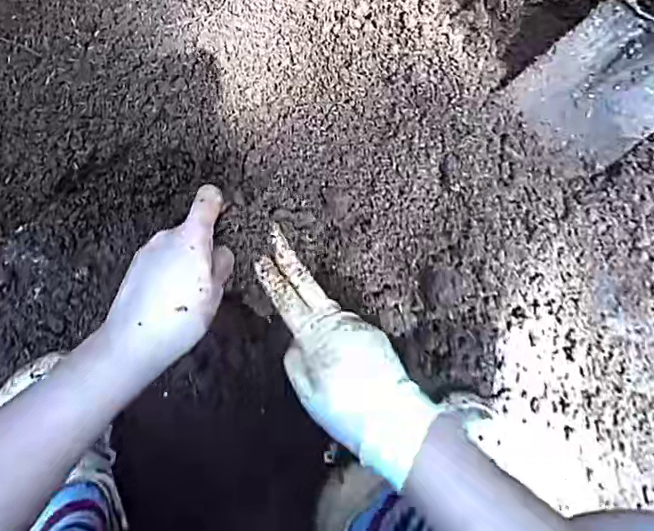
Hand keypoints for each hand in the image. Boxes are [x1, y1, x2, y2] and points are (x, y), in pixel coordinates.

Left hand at [99, 184, 235, 376]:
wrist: (130, 343)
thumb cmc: (178, 318)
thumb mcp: (215, 294)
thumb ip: (221, 266)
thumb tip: (220, 252)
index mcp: (191, 237)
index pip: (206, 199)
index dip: (217, 202)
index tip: (222, 210)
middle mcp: (167, 236)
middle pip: (191, 231)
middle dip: (201, 250)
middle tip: (206, 281)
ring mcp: (148, 251)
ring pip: (175, 249)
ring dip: (183, 265)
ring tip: (184, 299)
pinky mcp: (135, 268)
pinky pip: (160, 263)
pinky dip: (166, 276)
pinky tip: (166, 303)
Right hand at [255, 223, 438, 488]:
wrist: (391, 418)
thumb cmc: (343, 409)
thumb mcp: (306, 390)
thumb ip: (294, 359)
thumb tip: (294, 339)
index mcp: (312, 333)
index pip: (287, 298)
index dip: (273, 277)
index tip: (261, 256)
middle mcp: (334, 320)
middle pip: (306, 283)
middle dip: (289, 258)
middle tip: (277, 235)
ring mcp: (354, 322)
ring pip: (328, 312)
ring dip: (317, 312)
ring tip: (322, 352)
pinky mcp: (371, 332)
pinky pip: (347, 331)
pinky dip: (340, 341)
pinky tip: (345, 366)